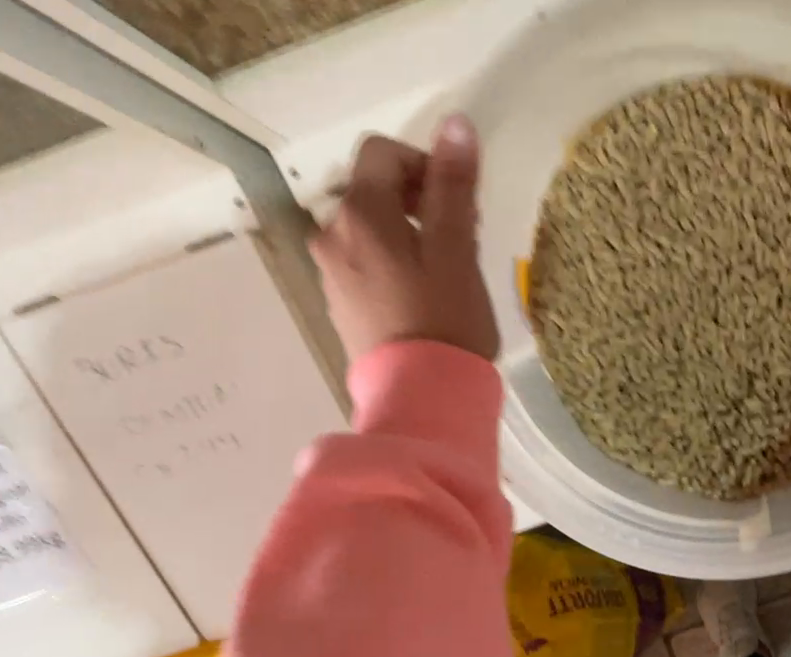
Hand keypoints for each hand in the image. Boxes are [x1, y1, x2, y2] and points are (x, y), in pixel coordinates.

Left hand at [310, 116, 499, 360]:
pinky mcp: (341, 306)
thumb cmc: (447, 321)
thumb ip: (453, 186)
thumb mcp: (457, 250)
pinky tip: (423, 301)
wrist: (423, 398)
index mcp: (359, 214)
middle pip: (373, 191)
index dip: (425, 163)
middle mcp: (331, 235)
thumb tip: (455, 123)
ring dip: (407, 236)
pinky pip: (365, 265)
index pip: (383, 153)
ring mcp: (331, 274)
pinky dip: (393, 266)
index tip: (459, 202)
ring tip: (444, 275)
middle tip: (459, 240)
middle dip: (418, 202)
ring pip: (370, 230)